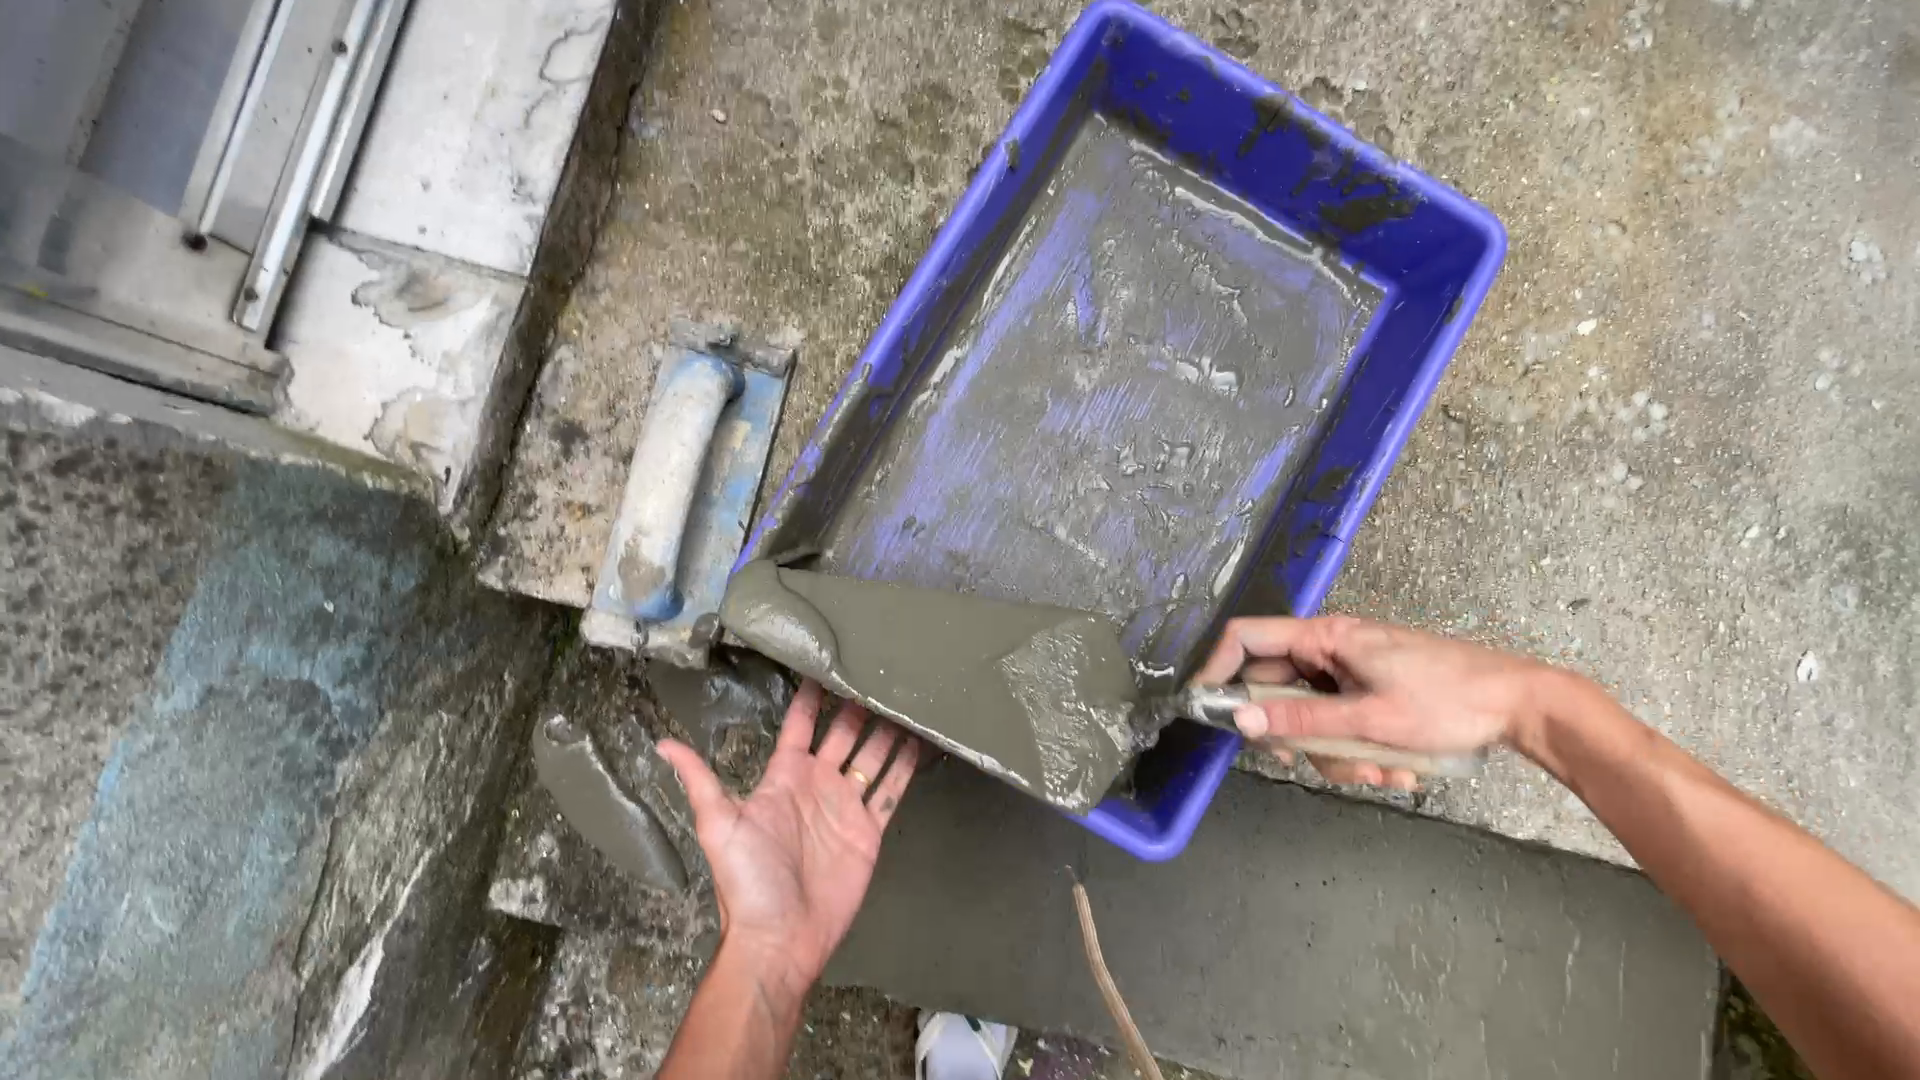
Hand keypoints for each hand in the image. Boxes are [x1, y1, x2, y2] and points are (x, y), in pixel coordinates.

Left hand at [657, 680, 919, 993]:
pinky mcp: (868, 830)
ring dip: (886, 732)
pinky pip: (890, 791)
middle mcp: (817, 784)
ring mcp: (845, 807)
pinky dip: (905, 768)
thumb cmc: (748, 881)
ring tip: (906, 701)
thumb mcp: (718, 825)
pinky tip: (920, 744)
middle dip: (858, 706)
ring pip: (871, 757)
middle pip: (843, 734)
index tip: (826, 664)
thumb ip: (700, 780)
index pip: (800, 726)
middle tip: (878, 674)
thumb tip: (661, 743)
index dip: (811, 697)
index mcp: (784, 777)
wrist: (781, 938)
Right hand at [1194, 615, 1556, 789]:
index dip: (1216, 667)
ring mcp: (1349, 673)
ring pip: (1308, 715)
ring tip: (1379, 772)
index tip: (1208, 708)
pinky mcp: (1369, 693)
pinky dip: (1357, 750)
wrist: (1523, 706)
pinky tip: (1395, 768)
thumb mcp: (1371, 718)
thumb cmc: (1449, 700)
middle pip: (1276, 689)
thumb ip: (1301, 719)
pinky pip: (1338, 723)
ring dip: (1334, 752)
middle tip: (1305, 761)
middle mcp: (1330, 650)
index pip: (1246, 638)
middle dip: (1293, 733)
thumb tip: (1240, 719)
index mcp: (1324, 637)